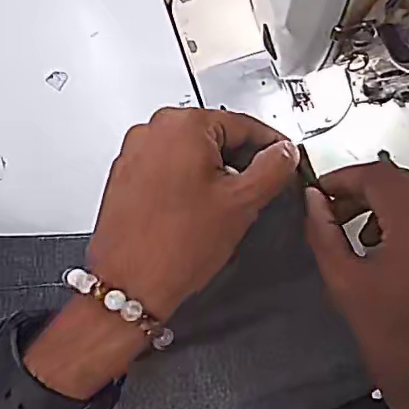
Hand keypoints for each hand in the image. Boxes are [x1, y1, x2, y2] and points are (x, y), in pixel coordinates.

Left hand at [84, 107, 299, 316]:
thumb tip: (284, 153)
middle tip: (253, 193)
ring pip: (190, 155)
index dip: (271, 146)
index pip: (243, 125)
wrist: (130, 283)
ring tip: (217, 212)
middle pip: (214, 138)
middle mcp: (152, 131)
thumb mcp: (242, 203)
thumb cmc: (173, 247)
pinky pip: (166, 171)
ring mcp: (134, 154)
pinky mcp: (125, 177)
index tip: (283, 158)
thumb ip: (273, 169)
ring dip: (211, 177)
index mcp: (183, 125)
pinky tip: (192, 216)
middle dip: (238, 164)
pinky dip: (185, 187)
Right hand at [302, 161, 408, 408]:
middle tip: (339, 209)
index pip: (379, 175)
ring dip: (394, 202)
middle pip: (404, 180)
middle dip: (367, 190)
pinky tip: (400, 244)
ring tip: (368, 231)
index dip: (344, 178)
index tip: (325, 189)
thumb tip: (314, 202)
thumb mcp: (343, 281)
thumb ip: (323, 231)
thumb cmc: (394, 340)